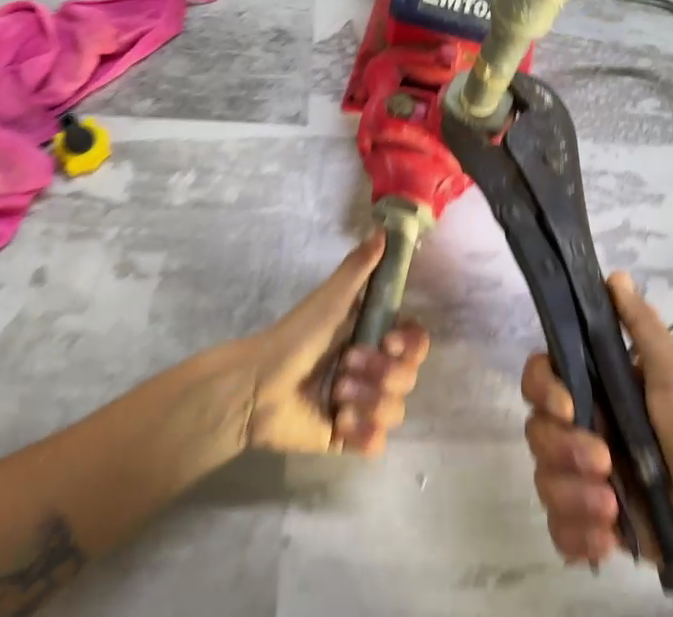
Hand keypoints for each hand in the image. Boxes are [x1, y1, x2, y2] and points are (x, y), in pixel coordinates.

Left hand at [239, 231, 430, 455]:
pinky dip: (361, 432)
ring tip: (334, 394)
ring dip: (366, 400)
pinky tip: (338, 421)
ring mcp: (362, 406)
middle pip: (408, 378)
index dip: (411, 346)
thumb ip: (358, 268)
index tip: (389, 341)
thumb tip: (382, 229)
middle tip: (345, 365)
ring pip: (395, 411)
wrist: (257, 387)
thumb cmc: (294, 337)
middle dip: (379, 373)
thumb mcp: (328, 300)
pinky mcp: (349, 437)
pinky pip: (377, 443)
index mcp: (371, 338)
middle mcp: (372, 372)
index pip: (415, 344)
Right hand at [520, 272, 672, 582]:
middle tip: (606, 463)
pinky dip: (577, 537)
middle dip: (566, 451)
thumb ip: (641, 328)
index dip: (542, 390)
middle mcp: (583, 431)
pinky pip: (560, 531)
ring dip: (574, 496)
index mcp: (598, 393)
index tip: (568, 406)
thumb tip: (614, 275)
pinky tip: (607, 540)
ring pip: (544, 481)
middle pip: (536, 432)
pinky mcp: (595, 526)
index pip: (541, 380)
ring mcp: (586, 480)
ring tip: (614, 509)